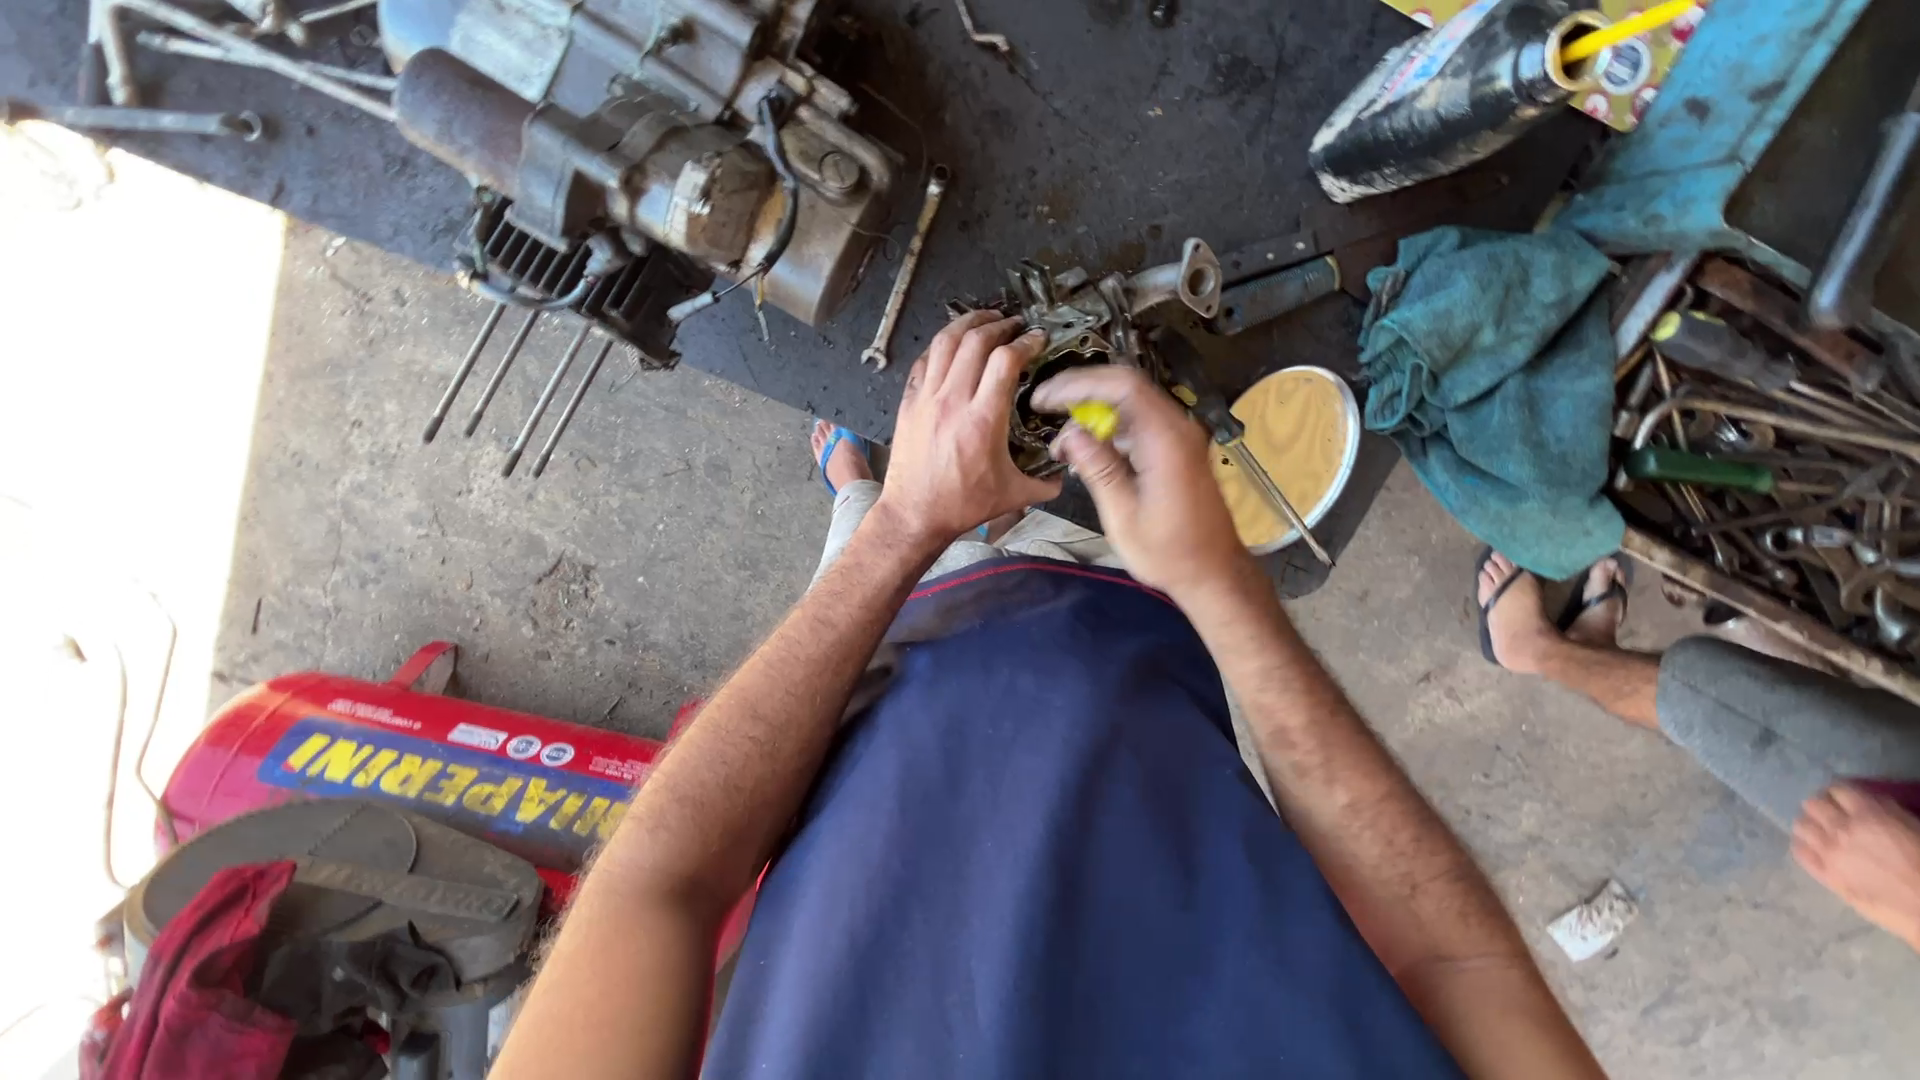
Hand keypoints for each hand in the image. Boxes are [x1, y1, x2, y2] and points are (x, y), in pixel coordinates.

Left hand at [875, 311, 1062, 550]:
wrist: (914, 514)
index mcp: (984, 418)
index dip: (1026, 342)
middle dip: (999, 325)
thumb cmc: (964, 505)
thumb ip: (1046, 482)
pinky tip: (952, 345)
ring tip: (985, 319)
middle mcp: (953, 400)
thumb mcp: (1014, 495)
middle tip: (1014, 324)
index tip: (1037, 339)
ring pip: (945, 342)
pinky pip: (924, 361)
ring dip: (967, 324)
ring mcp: (926, 398)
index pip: (1006, 360)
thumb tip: (1066, 473)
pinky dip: (941, 346)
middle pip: (975, 340)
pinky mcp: (909, 403)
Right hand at [1030, 365, 1251, 597]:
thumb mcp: (1124, 515)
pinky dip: (1111, 429)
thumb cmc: (1169, 553)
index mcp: (1166, 440)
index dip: (1078, 384)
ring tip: (1063, 443)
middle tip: (1046, 409)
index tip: (1044, 399)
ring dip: (1094, 414)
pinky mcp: (1179, 450)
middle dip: (1081, 393)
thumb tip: (1070, 434)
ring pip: (1132, 404)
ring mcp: (1181, 437)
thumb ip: (1098, 468)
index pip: (1121, 387)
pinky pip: (1141, 423)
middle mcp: (1178, 429)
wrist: (1215, 572)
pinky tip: (1088, 452)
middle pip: (1126, 387)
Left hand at [1793, 784, 1919, 948]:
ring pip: (1801, 825)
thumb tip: (1876, 806)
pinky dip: (1805, 846)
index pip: (1839, 789)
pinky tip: (1817, 850)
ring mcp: (1828, 853)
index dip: (1844, 792)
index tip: (1849, 798)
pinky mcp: (1825, 875)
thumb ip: (1892, 814)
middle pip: (1813, 804)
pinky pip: (1799, 851)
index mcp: (1872, 816)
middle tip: (1837, 815)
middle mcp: (1841, 830)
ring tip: (1826, 832)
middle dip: (1824, 806)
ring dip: (1812, 825)